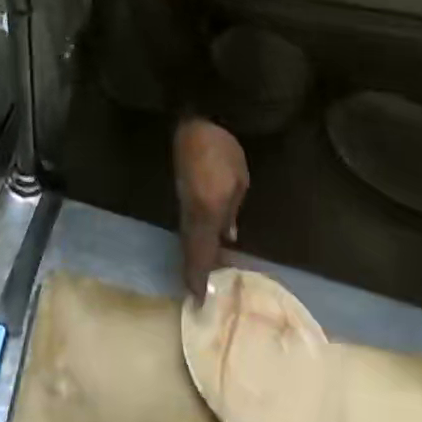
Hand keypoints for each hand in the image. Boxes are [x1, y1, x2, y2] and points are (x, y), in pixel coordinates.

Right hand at [174, 115, 247, 300]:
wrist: (195, 122)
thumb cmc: (222, 150)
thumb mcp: (238, 181)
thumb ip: (232, 211)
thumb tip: (227, 236)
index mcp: (207, 212)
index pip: (201, 251)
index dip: (200, 275)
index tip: (199, 298)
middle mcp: (191, 212)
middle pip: (190, 248)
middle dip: (193, 271)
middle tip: (196, 293)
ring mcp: (183, 202)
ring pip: (186, 237)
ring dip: (192, 257)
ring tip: (197, 276)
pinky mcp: (182, 192)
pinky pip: (187, 223)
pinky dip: (191, 239)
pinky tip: (199, 245)